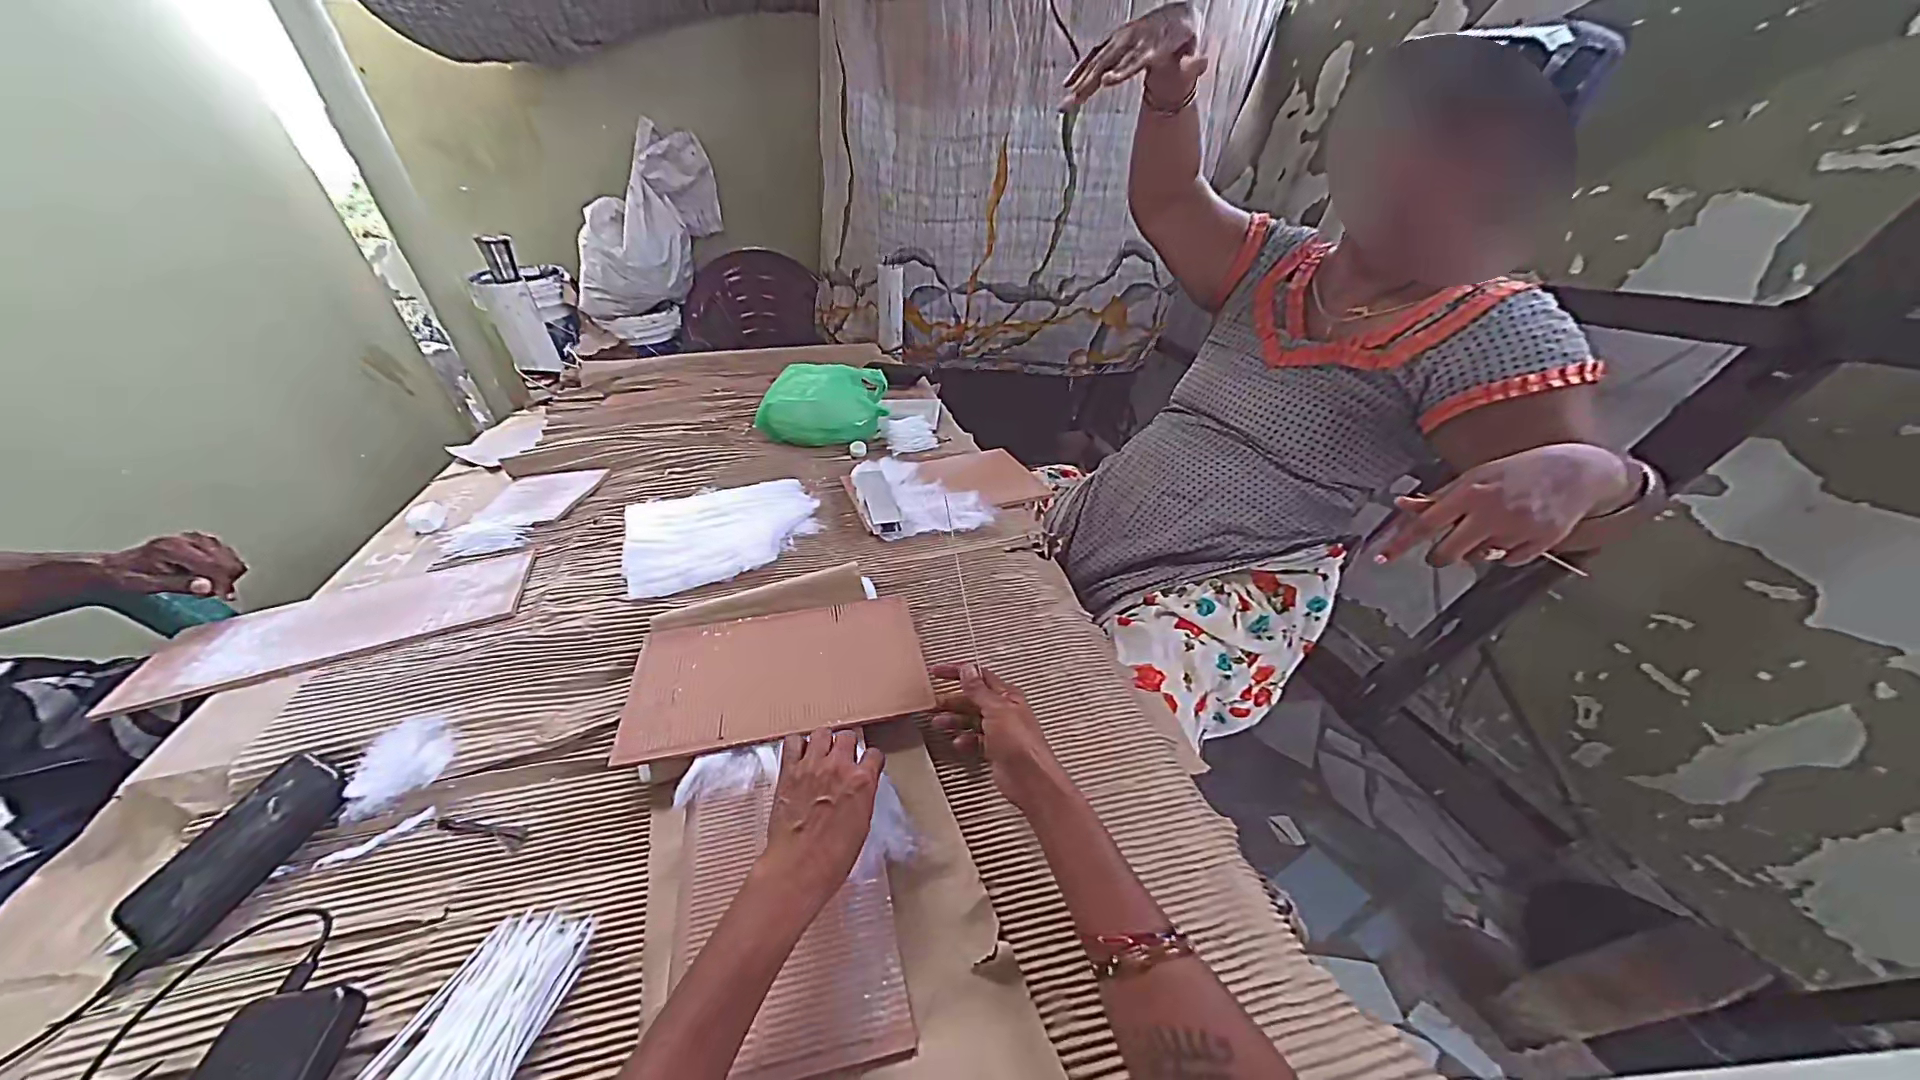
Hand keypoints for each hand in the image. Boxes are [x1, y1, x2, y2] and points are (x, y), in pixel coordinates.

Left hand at [97, 532, 246, 598]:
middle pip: (225, 558)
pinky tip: (218, 575)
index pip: (213, 564)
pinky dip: (225, 565)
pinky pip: (223, 551)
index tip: (223, 597)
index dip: (222, 582)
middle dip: (227, 578)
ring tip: (219, 586)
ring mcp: (191, 539)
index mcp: (171, 548)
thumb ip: (177, 585)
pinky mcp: (197, 541)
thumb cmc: (122, 578)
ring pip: (228, 554)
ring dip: (228, 572)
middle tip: (222, 594)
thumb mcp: (144, 585)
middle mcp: (184, 540)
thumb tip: (206, 587)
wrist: (108, 569)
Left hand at [758, 728, 884, 905]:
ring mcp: (813, 765)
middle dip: (846, 745)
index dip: (869, 759)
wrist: (799, 866)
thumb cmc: (833, 856)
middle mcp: (839, 767)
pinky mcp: (790, 770)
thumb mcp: (862, 823)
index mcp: (863, 781)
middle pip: (847, 736)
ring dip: (824, 741)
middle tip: (841, 757)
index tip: (865, 763)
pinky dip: (797, 745)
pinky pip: (793, 742)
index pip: (873, 754)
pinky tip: (799, 756)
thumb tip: (860, 787)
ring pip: (822, 733)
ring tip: (820, 753)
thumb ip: (862, 795)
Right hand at [929, 664, 1074, 814]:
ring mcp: (999, 732)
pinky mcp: (994, 750)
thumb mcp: (996, 709)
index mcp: (1007, 696)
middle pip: (972, 699)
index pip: (979, 676)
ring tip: (938, 722)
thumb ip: (979, 690)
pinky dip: (964, 740)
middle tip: (933, 702)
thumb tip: (968, 670)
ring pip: (971, 720)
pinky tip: (959, 742)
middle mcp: (1004, 712)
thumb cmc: (1021, 742)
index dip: (958, 672)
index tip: (938, 672)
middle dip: (952, 700)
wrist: (1029, 778)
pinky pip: (974, 740)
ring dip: (954, 720)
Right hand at [1061, 2, 1205, 108]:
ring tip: (1066, 102)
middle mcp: (1133, 40)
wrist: (1178, 17)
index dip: (1120, 70)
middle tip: (1073, 101)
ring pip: (1097, 60)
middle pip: (1108, 63)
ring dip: (1079, 80)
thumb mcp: (1193, 50)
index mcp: (1152, 44)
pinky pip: (1093, 56)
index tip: (1105, 81)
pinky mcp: (1113, 42)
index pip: (1134, 60)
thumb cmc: (1185, 40)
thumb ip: (1194, 62)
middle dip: (1089, 81)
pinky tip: (1067, 85)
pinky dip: (1080, 69)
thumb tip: (1201, 64)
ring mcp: (1121, 39)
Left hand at [1374, 444, 1636, 566]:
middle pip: (1448, 552)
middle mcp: (1491, 512)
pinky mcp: (1541, 542)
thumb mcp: (1471, 478)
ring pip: (1478, 557)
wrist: (1575, 471)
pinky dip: (1504, 553)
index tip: (1382, 558)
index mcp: (1470, 493)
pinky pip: (1508, 561)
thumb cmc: (1515, 472)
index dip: (1401, 543)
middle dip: (1440, 556)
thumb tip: (1401, 505)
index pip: (1425, 524)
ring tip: (1493, 527)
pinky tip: (1514, 533)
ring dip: (1477, 550)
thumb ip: (1436, 497)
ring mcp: (1518, 529)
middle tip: (1444, 548)